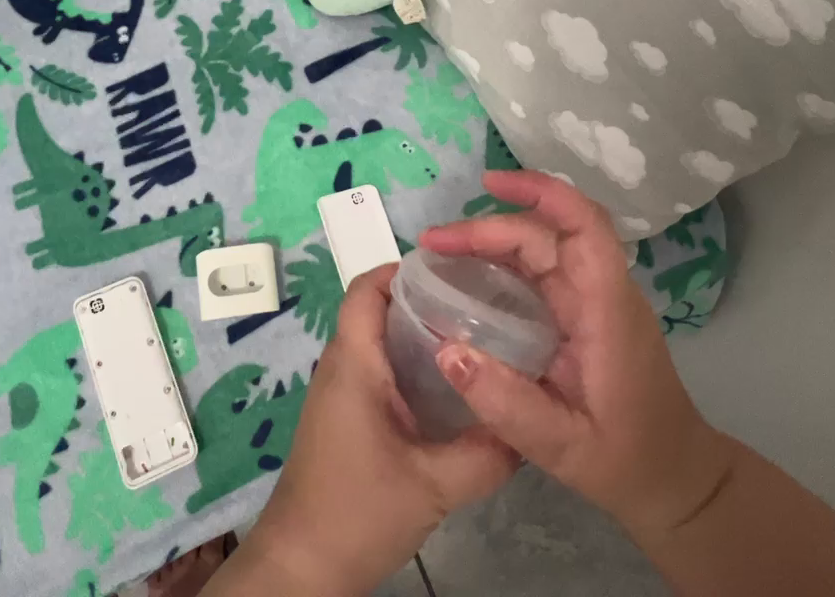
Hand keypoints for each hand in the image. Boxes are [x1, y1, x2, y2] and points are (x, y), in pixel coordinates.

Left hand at [227, 265, 519, 595]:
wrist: (303, 565)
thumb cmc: (358, 511)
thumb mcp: (434, 485)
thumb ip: (487, 453)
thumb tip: (531, 427)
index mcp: (354, 363)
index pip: (366, 289)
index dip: (402, 269)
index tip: (453, 270)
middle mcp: (342, 366)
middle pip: (377, 310)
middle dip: (424, 299)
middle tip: (480, 303)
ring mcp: (341, 393)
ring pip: (380, 342)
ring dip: (419, 334)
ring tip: (476, 337)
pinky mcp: (347, 417)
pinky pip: (380, 372)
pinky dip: (412, 367)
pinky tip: (452, 387)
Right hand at [423, 170, 737, 539]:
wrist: (674, 480)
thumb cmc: (630, 461)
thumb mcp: (563, 446)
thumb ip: (506, 404)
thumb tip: (445, 351)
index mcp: (606, 310)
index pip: (585, 226)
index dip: (542, 193)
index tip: (490, 184)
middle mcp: (599, 294)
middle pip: (545, 236)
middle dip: (487, 229)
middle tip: (431, 245)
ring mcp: (589, 303)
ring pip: (539, 251)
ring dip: (489, 244)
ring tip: (437, 255)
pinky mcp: (578, 317)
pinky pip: (536, 275)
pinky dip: (498, 267)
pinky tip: (463, 282)